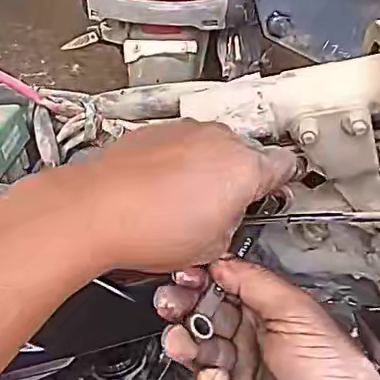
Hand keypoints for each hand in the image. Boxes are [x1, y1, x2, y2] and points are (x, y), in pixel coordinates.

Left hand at [27, 120, 296, 273]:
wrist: (94, 211)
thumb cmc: (147, 228)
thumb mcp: (211, 248)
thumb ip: (232, 228)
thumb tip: (226, 224)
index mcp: (245, 167)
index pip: (285, 166)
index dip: (284, 182)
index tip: (277, 190)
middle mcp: (217, 139)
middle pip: (242, 158)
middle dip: (233, 184)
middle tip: (216, 214)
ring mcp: (182, 132)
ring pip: (207, 152)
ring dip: (200, 174)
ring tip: (177, 210)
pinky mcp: (152, 133)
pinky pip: (175, 149)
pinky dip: (171, 167)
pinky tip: (156, 197)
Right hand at [154, 258, 379, 379]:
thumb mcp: (300, 314)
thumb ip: (257, 284)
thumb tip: (223, 264)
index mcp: (275, 313)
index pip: (230, 287)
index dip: (206, 279)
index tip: (188, 274)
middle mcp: (257, 340)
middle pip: (207, 313)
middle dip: (186, 305)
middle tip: (173, 302)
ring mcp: (242, 372)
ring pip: (198, 347)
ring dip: (186, 340)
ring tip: (181, 340)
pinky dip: (204, 378)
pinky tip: (214, 376)